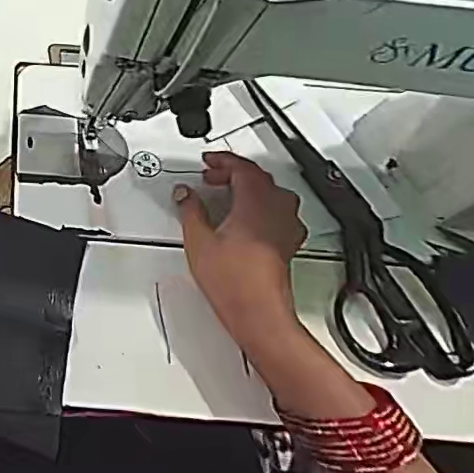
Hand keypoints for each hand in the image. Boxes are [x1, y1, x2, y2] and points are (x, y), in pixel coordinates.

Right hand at [172, 152, 306, 333]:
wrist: (258, 312)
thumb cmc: (235, 281)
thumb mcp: (198, 239)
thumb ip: (191, 210)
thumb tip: (186, 195)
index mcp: (256, 203)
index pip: (243, 168)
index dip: (223, 160)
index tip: (209, 160)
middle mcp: (277, 211)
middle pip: (258, 178)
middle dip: (233, 172)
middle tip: (212, 174)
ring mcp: (286, 227)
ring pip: (270, 193)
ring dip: (248, 188)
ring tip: (225, 193)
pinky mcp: (287, 242)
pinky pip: (277, 211)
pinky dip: (258, 206)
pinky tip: (243, 218)